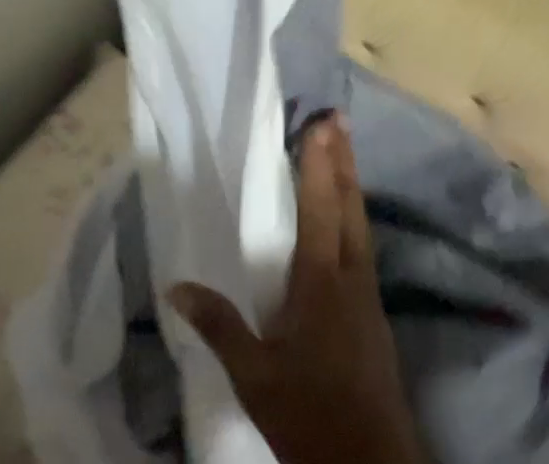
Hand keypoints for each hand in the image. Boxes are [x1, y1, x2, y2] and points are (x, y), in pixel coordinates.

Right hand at [170, 118, 430, 463]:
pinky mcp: (372, 317)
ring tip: (343, 154)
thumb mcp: (254, 375)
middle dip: (344, 161)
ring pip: (362, 227)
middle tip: (339, 119)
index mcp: (323, 284)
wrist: (370, 463)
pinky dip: (352, 218)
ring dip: (351, 186)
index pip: (322, 210)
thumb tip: (176, 285)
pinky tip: (344, 224)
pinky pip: (362, 249)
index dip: (320, 165)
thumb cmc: (309, 413)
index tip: (321, 124)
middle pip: (352, 207)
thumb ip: (219, 325)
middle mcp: (352, 280)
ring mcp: (368, 299)